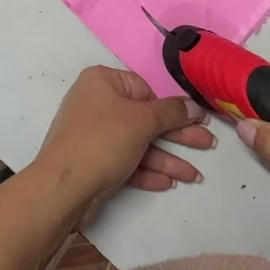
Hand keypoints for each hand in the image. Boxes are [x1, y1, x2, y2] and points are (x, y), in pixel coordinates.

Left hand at [32, 66, 216, 210]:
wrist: (63, 187)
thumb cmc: (103, 140)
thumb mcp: (142, 121)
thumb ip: (171, 112)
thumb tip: (194, 106)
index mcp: (102, 81)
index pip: (144, 90)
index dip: (167, 108)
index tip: (192, 122)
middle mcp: (96, 103)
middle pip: (145, 119)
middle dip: (177, 136)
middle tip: (207, 145)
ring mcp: (94, 135)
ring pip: (139, 144)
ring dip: (167, 159)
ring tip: (195, 176)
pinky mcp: (94, 163)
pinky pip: (126, 162)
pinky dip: (147, 171)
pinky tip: (169, 182)